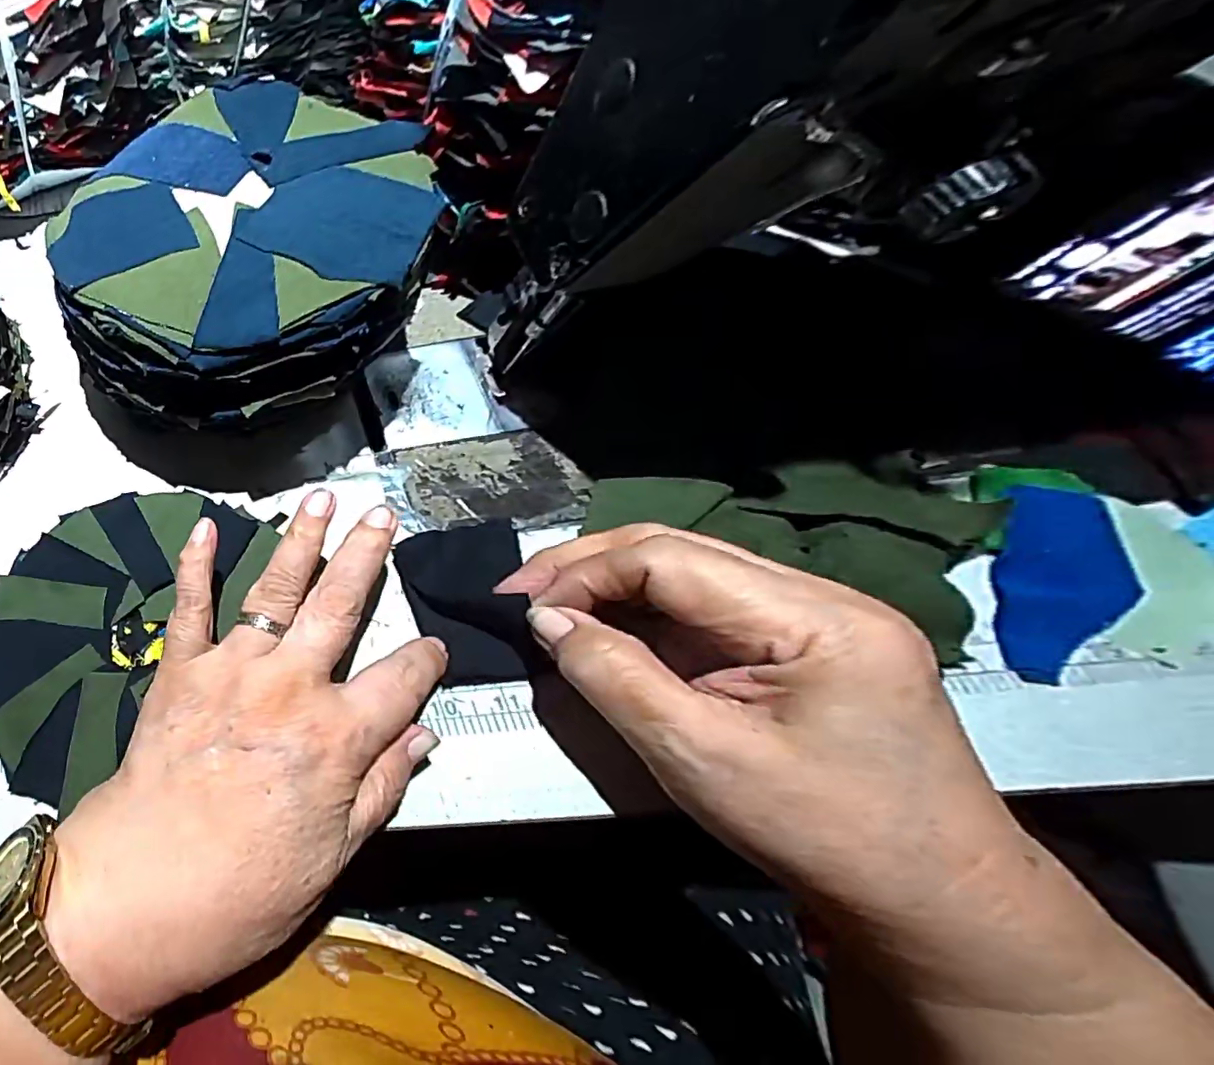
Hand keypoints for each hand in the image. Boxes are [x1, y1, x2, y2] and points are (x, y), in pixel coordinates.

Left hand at [43, 491, 446, 1022]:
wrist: (139, 893)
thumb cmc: (244, 890)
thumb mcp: (334, 855)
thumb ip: (382, 786)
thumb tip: (423, 736)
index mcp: (337, 738)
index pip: (401, 680)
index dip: (425, 661)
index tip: (433, 648)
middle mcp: (290, 688)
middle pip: (340, 608)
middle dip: (365, 557)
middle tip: (381, 517)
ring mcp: (231, 671)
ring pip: (275, 592)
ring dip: (300, 542)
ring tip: (320, 501)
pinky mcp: (179, 671)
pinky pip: (190, 609)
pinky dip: (195, 566)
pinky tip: (205, 529)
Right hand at [496, 524, 1024, 936]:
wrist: (932, 903)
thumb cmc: (824, 834)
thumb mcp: (697, 755)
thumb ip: (613, 676)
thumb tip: (546, 620)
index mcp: (815, 617)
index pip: (668, 558)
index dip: (586, 575)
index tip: (530, 610)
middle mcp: (816, 599)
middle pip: (674, 549)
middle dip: (586, 565)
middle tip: (521, 590)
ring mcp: (805, 619)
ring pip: (681, 572)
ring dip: (606, 584)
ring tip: (548, 604)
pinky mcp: (789, 645)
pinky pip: (696, 609)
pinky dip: (636, 613)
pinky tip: (598, 626)